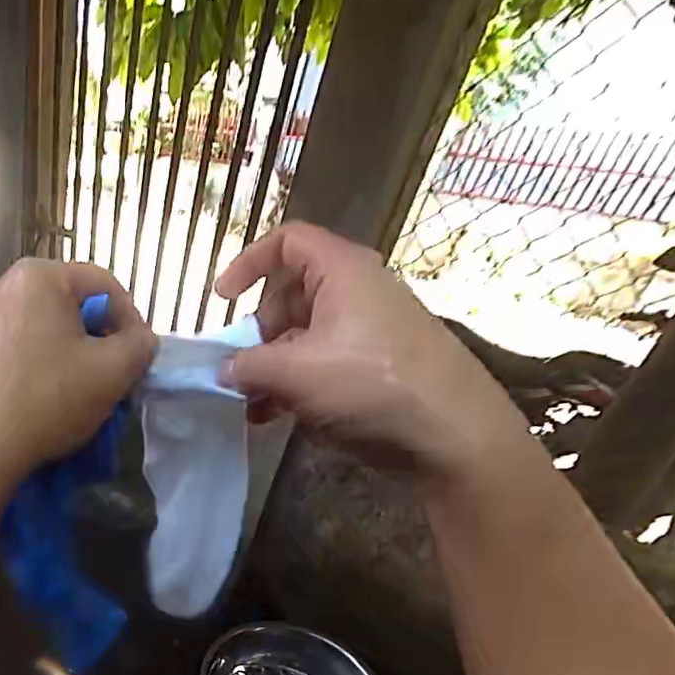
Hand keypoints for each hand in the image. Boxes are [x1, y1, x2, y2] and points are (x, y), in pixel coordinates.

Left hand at [0, 259, 154, 494]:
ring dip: (68, 352)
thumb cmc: (49, 401)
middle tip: (112, 375)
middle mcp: (0, 285)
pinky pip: (14, 347)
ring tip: (79, 390)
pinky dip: (37, 365)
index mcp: (37, 276)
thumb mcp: (113, 372)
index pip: (103, 283)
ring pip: (40, 327)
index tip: (138, 357)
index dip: (131, 319)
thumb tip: (141, 340)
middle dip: (97, 337)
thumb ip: (140, 346)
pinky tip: (43, 398)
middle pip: (68, 304)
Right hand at [215, 222, 538, 488]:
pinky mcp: (380, 365)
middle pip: (292, 297)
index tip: (222, 300)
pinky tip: (280, 417)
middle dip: (258, 334)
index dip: (248, 263)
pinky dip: (298, 384)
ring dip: (273, 369)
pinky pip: (326, 363)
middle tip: (240, 370)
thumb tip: (223, 369)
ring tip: (253, 407)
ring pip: (306, 337)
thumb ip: (249, 366)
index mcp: (341, 272)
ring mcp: (371, 330)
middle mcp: (358, 292)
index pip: (287, 242)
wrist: (452, 432)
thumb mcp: (296, 373)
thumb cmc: (370, 385)